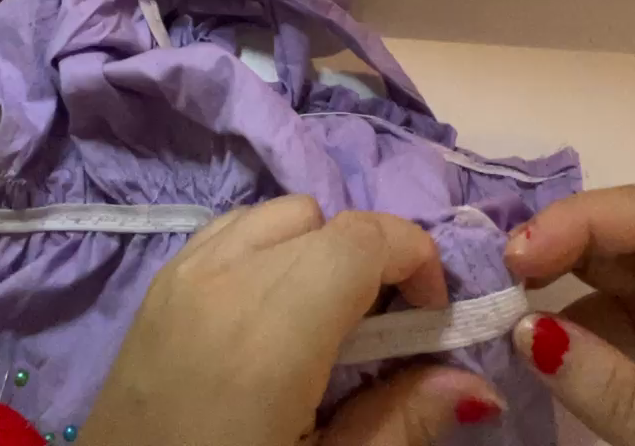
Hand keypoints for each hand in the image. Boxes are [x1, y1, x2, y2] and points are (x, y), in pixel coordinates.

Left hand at [85, 195, 505, 445]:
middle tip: (383, 334)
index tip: (431, 318)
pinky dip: (270, 245)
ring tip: (324, 321)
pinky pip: (233, 227)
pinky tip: (269, 310)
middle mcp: (223, 273)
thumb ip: (401, 421)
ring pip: (278, 213)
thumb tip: (474, 381)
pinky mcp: (160, 280)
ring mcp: (183, 269)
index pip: (362, 236)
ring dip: (319, 247)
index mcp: (269, 326)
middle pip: (324, 218)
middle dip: (371, 258)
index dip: (414, 258)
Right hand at [505, 186, 634, 445]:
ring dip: (547, 293)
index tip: (516, 258)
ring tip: (494, 317)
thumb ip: (623, 398)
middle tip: (490, 280)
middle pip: (621, 242)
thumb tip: (522, 328)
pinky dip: (557, 335)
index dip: (580, 222)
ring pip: (601, 282)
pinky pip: (598, 329)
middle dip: (553, 249)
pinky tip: (527, 353)